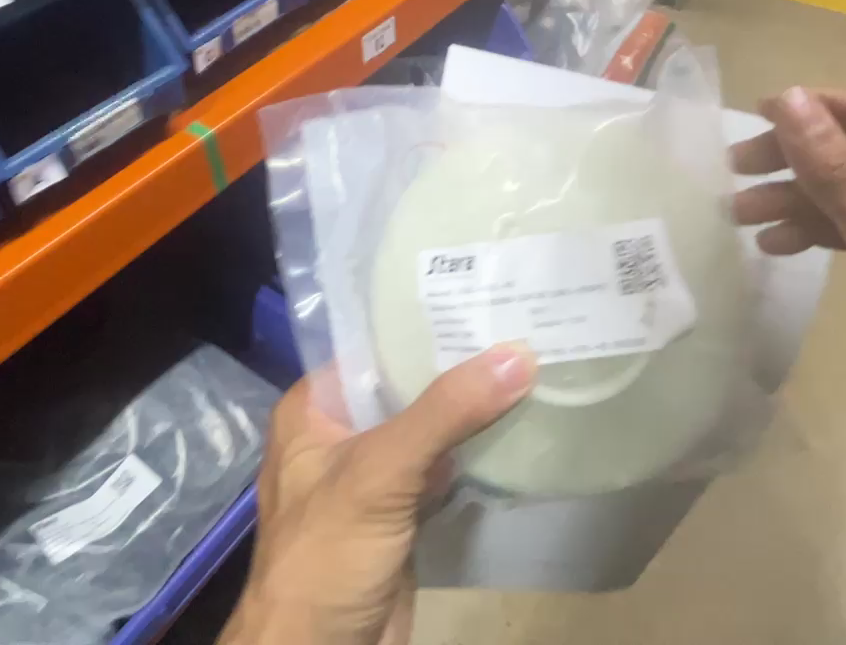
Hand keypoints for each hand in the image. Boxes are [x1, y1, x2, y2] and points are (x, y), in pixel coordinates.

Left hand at [221, 346, 535, 644]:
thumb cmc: (326, 553)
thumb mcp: (378, 472)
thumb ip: (444, 413)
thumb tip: (517, 355)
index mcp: (315, 407)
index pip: (372, 345)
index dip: (422, 320)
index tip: (480, 292)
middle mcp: (342, 431)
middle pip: (405, 384)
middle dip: (457, 362)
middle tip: (518, 323)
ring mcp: (374, 472)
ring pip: (429, 425)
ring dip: (472, 405)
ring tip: (529, 361)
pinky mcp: (403, 509)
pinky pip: (443, 464)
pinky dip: (476, 448)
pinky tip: (518, 423)